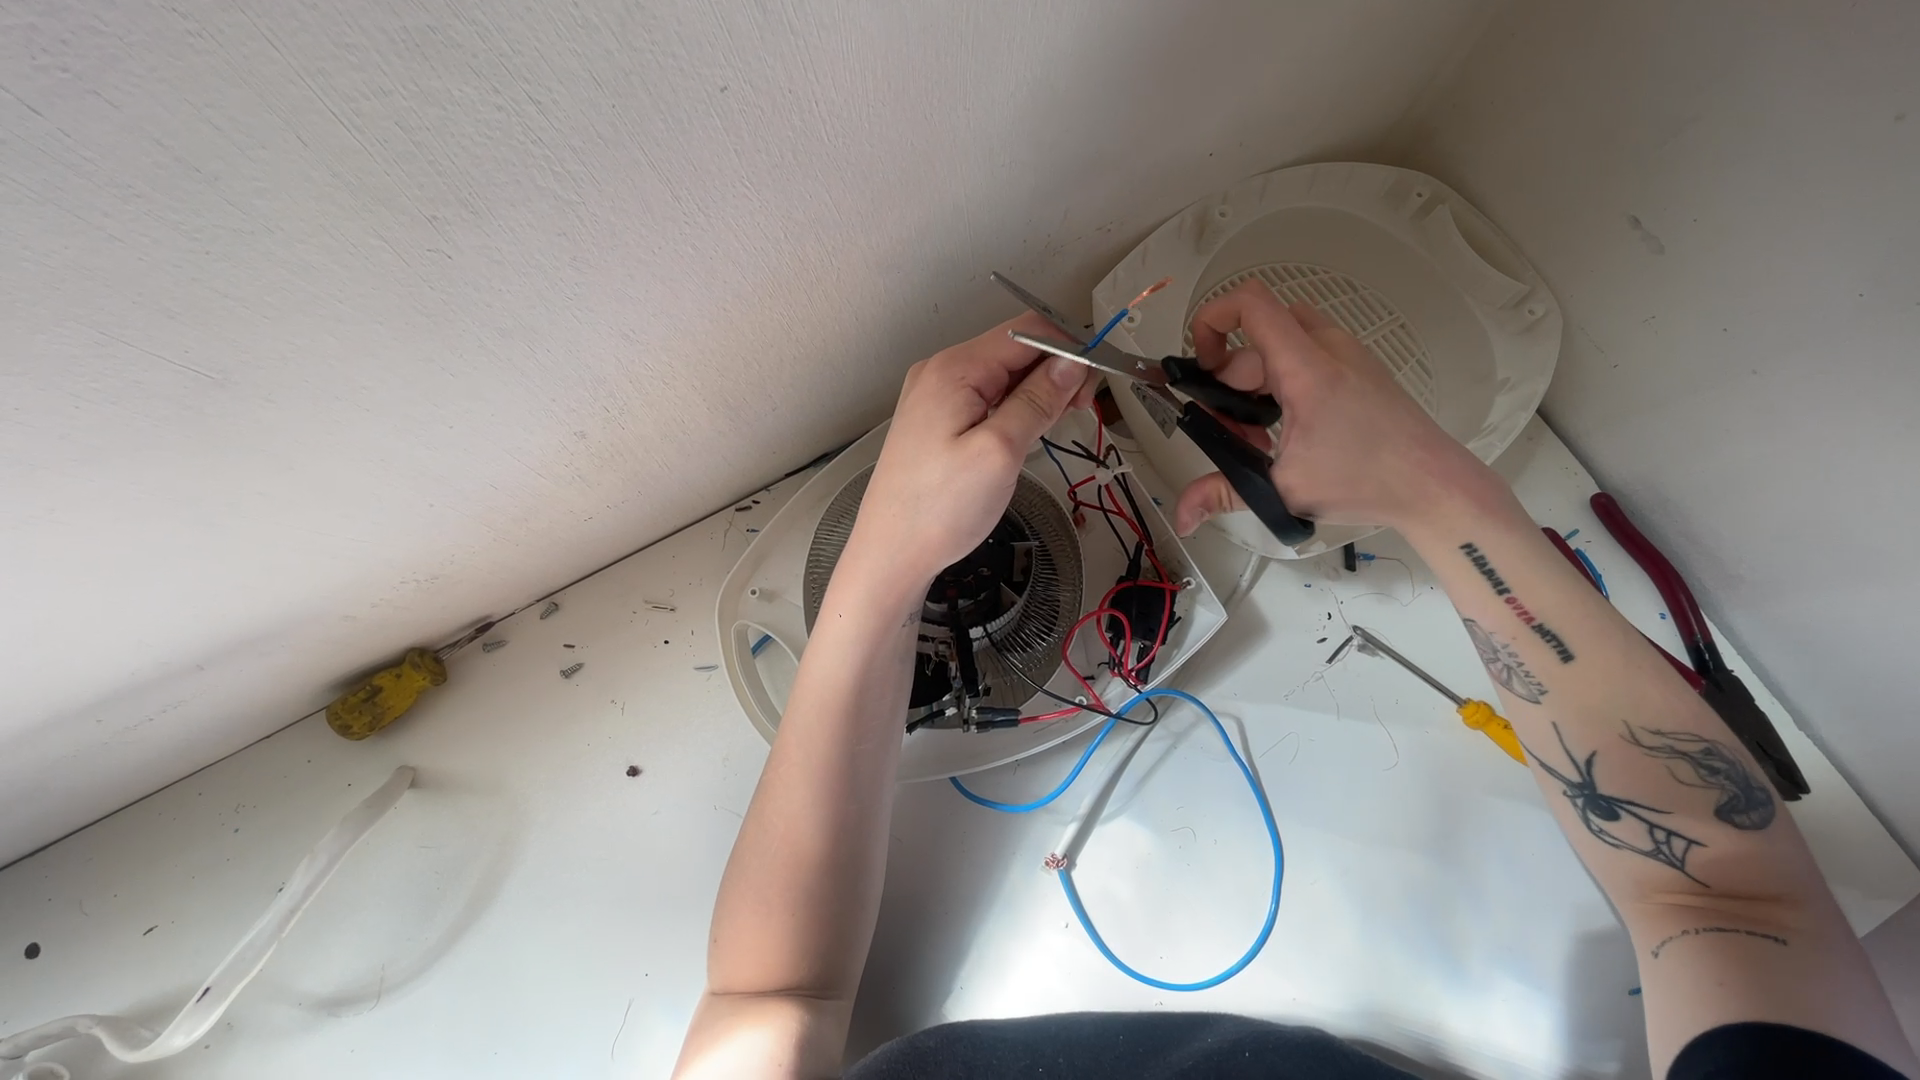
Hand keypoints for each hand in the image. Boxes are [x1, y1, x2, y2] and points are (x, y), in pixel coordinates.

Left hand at [849, 313, 1095, 585]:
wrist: (891, 553)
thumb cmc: (938, 510)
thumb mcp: (1000, 451)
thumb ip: (1037, 401)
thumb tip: (1071, 363)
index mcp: (954, 369)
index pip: (1026, 330)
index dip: (1068, 350)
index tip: (1093, 385)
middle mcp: (940, 373)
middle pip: (1015, 349)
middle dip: (1054, 373)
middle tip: (1076, 414)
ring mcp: (935, 397)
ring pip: (1003, 376)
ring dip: (1036, 394)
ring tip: (1050, 429)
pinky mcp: (937, 421)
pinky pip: (986, 399)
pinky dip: (1014, 409)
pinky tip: (1024, 435)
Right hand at [1172, 282, 1495, 536]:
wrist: (1434, 484)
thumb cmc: (1365, 481)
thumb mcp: (1282, 489)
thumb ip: (1221, 494)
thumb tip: (1181, 517)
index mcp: (1306, 367)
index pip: (1250, 304)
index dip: (1212, 320)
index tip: (1202, 364)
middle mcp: (1328, 349)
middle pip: (1259, 334)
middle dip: (1230, 375)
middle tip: (1228, 424)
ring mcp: (1347, 355)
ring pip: (1282, 344)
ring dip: (1255, 380)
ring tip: (1257, 431)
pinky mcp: (1357, 369)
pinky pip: (1306, 356)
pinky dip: (1281, 384)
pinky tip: (1284, 430)